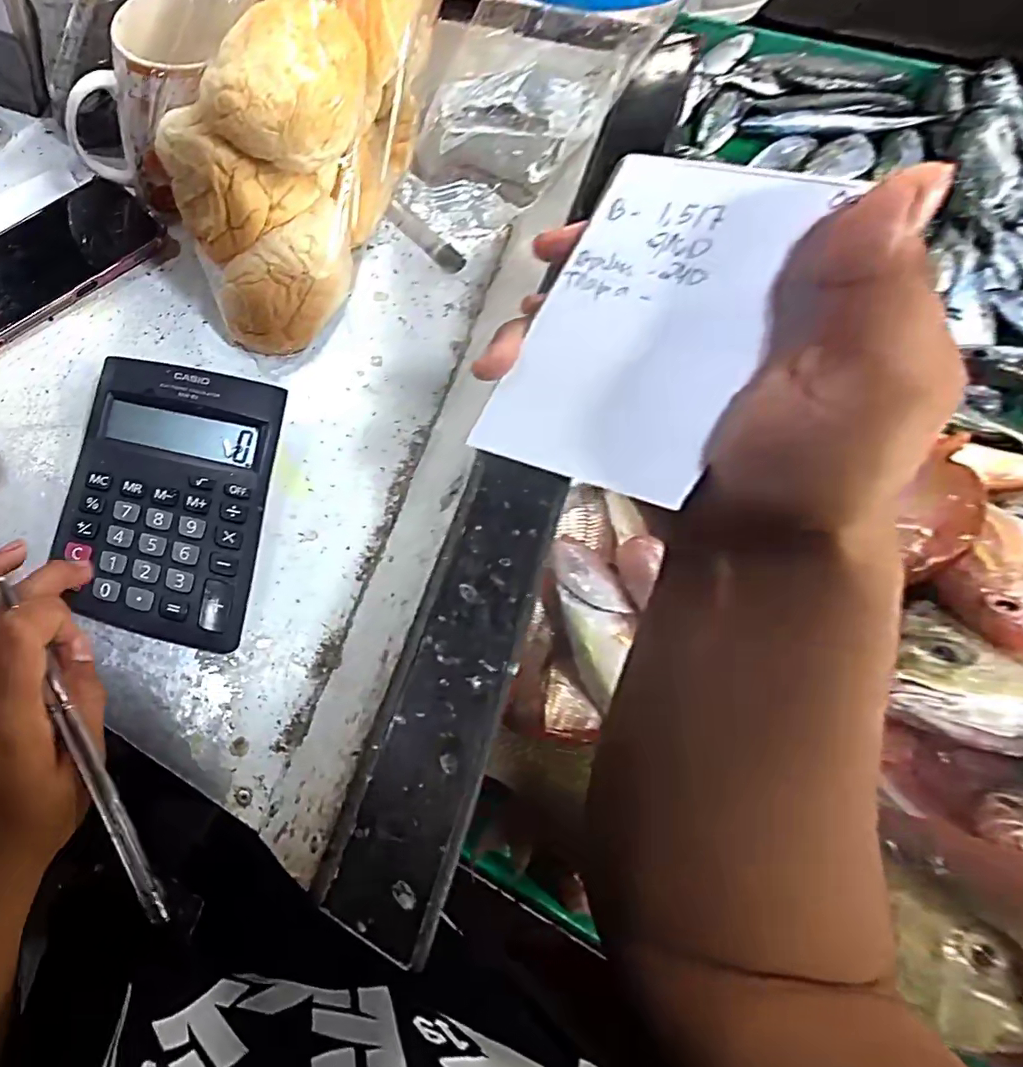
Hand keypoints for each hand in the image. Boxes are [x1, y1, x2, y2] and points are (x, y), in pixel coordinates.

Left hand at [0, 542, 104, 870]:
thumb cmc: (43, 813)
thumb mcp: (87, 758)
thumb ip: (85, 691)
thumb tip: (75, 643)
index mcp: (5, 714)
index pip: (17, 631)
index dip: (54, 614)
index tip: (79, 639)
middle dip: (39, 581)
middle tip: (78, 571)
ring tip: (21, 553)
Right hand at [469, 166, 963, 537]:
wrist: (745, 546)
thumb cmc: (819, 467)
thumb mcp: (871, 374)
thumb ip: (875, 289)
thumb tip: (898, 184)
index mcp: (797, 300)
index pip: (740, 233)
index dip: (688, 212)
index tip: (634, 211)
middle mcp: (725, 323)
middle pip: (652, 269)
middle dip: (592, 258)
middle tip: (549, 256)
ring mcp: (667, 366)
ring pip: (599, 319)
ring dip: (544, 322)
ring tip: (507, 349)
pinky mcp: (623, 401)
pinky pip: (573, 371)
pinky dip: (533, 368)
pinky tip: (505, 374)